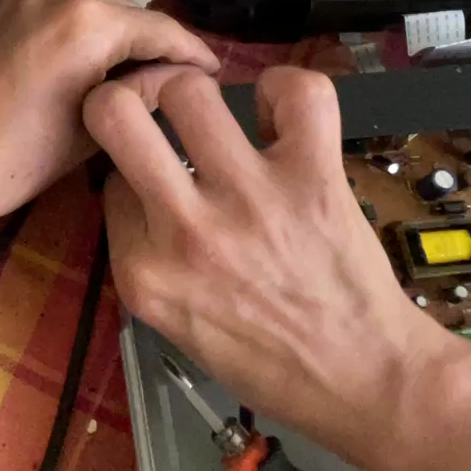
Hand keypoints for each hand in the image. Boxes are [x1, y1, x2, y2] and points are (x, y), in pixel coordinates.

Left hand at [0, 0, 219, 250]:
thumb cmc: (4, 166)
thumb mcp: (85, 133)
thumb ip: (139, 93)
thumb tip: (175, 76)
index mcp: (84, 21)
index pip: (158, 28)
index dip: (191, 52)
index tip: (214, 71)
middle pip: (117, 12)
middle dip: (142, 43)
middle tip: (164, 80)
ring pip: (76, 8)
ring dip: (98, 36)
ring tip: (113, 75)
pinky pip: (35, 11)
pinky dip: (56, 32)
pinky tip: (59, 66)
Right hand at [84, 66, 452, 461]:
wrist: (363, 382)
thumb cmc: (265, 363)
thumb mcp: (171, 324)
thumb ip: (143, 255)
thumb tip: (138, 189)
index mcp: (144, 273)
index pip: (107, 182)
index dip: (128, 175)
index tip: (154, 186)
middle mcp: (185, 229)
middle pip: (114, 114)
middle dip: (122, 99)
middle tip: (150, 108)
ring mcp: (249, 198)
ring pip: (189, 90)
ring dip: (193, 91)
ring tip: (213, 114)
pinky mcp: (312, 179)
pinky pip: (296, 94)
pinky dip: (284, 88)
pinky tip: (277, 111)